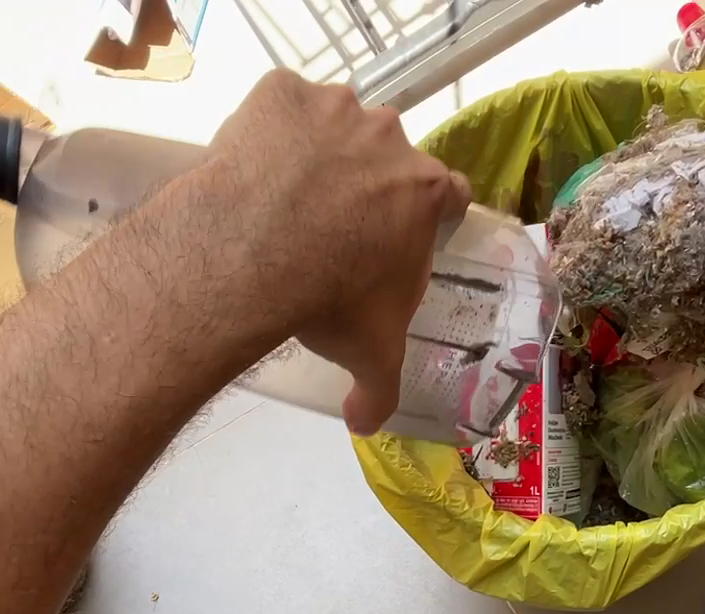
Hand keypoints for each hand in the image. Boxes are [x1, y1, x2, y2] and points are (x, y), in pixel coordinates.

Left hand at [204, 71, 470, 434]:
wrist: (256, 256)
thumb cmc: (332, 301)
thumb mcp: (369, 354)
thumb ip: (379, 393)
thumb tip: (365, 429)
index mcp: (425, 193)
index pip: (451, 193)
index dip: (430, 213)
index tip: (402, 233)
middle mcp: (390, 137)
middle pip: (389, 158)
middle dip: (368, 187)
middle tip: (333, 229)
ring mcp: (334, 108)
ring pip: (335, 127)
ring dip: (319, 156)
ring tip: (285, 203)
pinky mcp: (279, 93)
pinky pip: (281, 107)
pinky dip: (271, 134)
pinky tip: (253, 173)